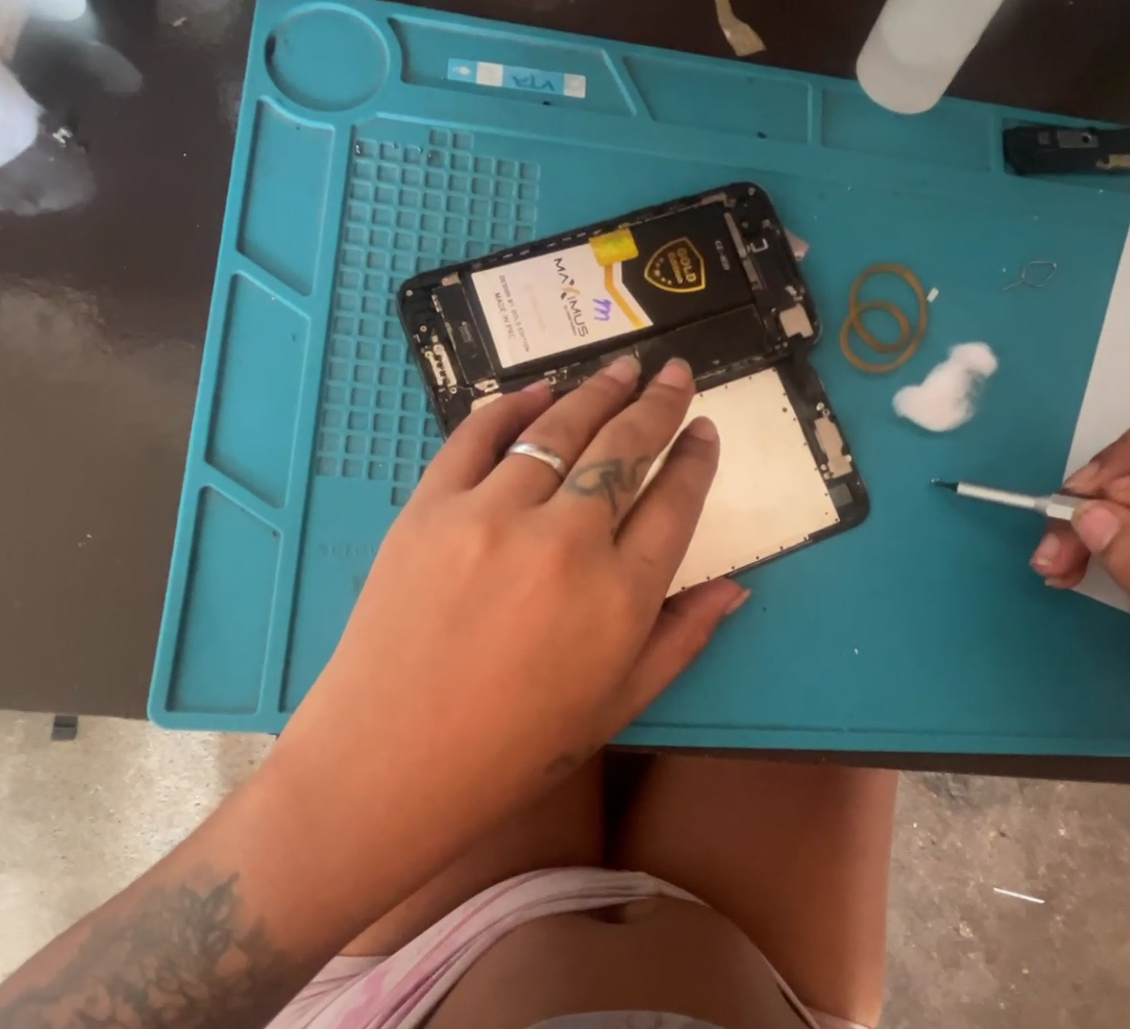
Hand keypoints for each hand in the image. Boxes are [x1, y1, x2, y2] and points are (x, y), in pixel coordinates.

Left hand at [278, 356, 746, 839]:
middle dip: (660, 405)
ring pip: (560, 430)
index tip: (705, 431)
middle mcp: (566, 541)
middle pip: (625, 450)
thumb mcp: (620, 703)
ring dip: (598, 392)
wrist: (391, 761)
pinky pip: (477, 437)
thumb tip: (737, 587)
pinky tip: (541, 391)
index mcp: (622, 596)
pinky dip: (512, 406)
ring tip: (624, 367)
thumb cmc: (517, 747)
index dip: (696, 460)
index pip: (675, 503)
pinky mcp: (431, 507)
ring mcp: (493, 516)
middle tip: (678, 374)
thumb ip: (683, 638)